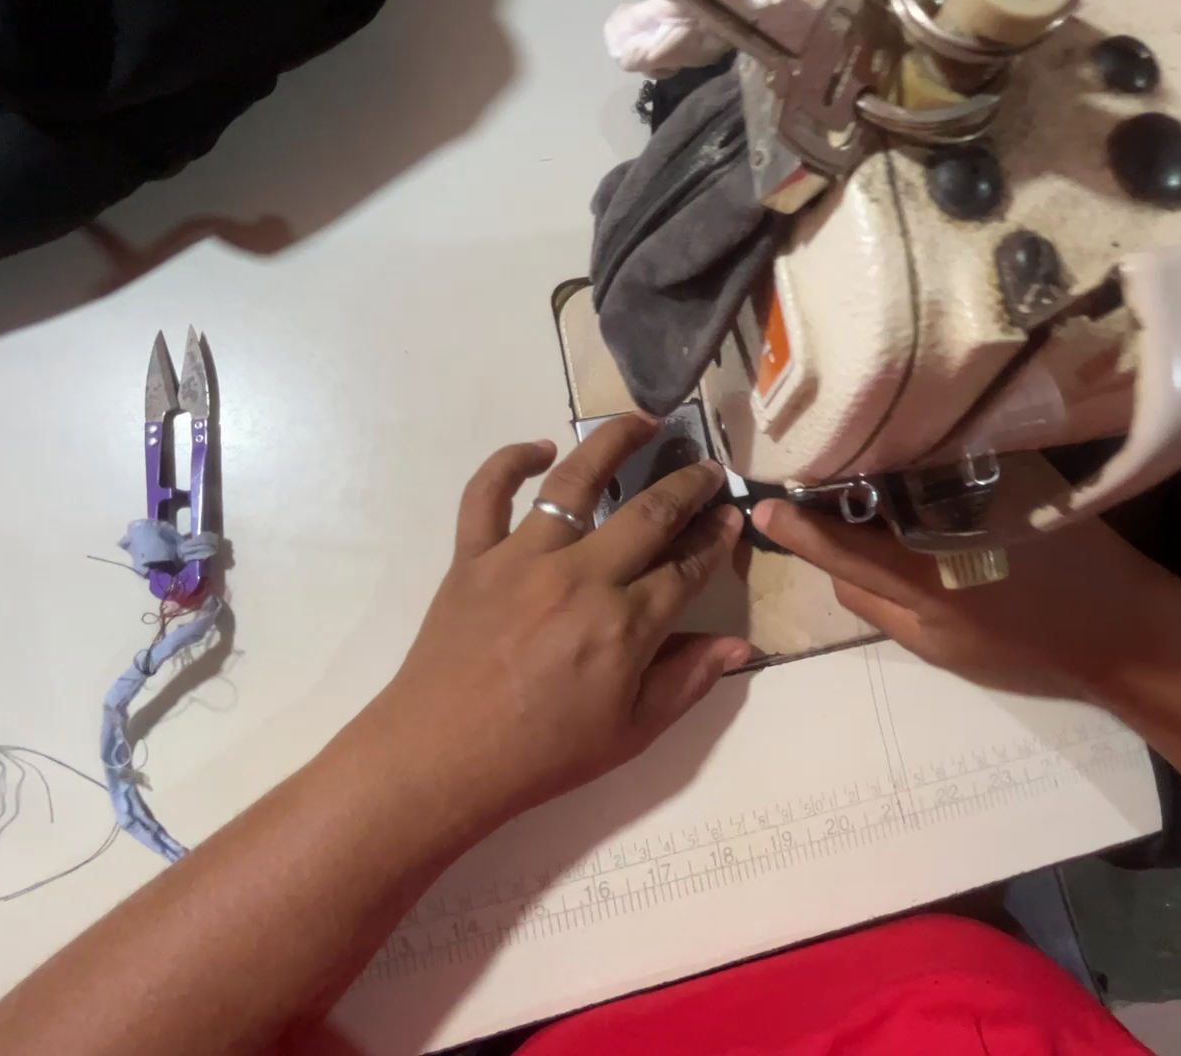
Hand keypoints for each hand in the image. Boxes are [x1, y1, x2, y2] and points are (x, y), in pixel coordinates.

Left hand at [364, 418, 752, 825]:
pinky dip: (509, 462)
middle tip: (709, 469)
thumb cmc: (544, 753)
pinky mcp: (473, 556)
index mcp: (625, 625)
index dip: (717, 540)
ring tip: (643, 421)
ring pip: (575, 481)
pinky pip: (487, 493)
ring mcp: (522, 559)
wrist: (441, 759)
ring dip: (614, 441)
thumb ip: (688, 682)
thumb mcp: (631, 733)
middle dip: (689, 486)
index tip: (732, 517)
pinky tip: (538, 449)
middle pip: (649, 513)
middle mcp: (581, 578)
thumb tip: (740, 645)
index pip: (688, 568)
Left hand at [752, 498, 1174, 696]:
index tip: (764, 511)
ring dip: (868, 573)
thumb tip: (917, 459)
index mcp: (935, 580)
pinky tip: (936, 570)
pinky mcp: (952, 664)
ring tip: (894, 535)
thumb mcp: (1023, 506)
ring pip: (872, 607)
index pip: (848, 552)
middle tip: (845, 509)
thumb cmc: (1084, 563)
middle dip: (835, 549)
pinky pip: (902, 623)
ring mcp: (934, 651)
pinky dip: (900, 592)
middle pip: (848, 586)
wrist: (1130, 648)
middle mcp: (921, 622)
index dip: (802, 532)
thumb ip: (961, 486)